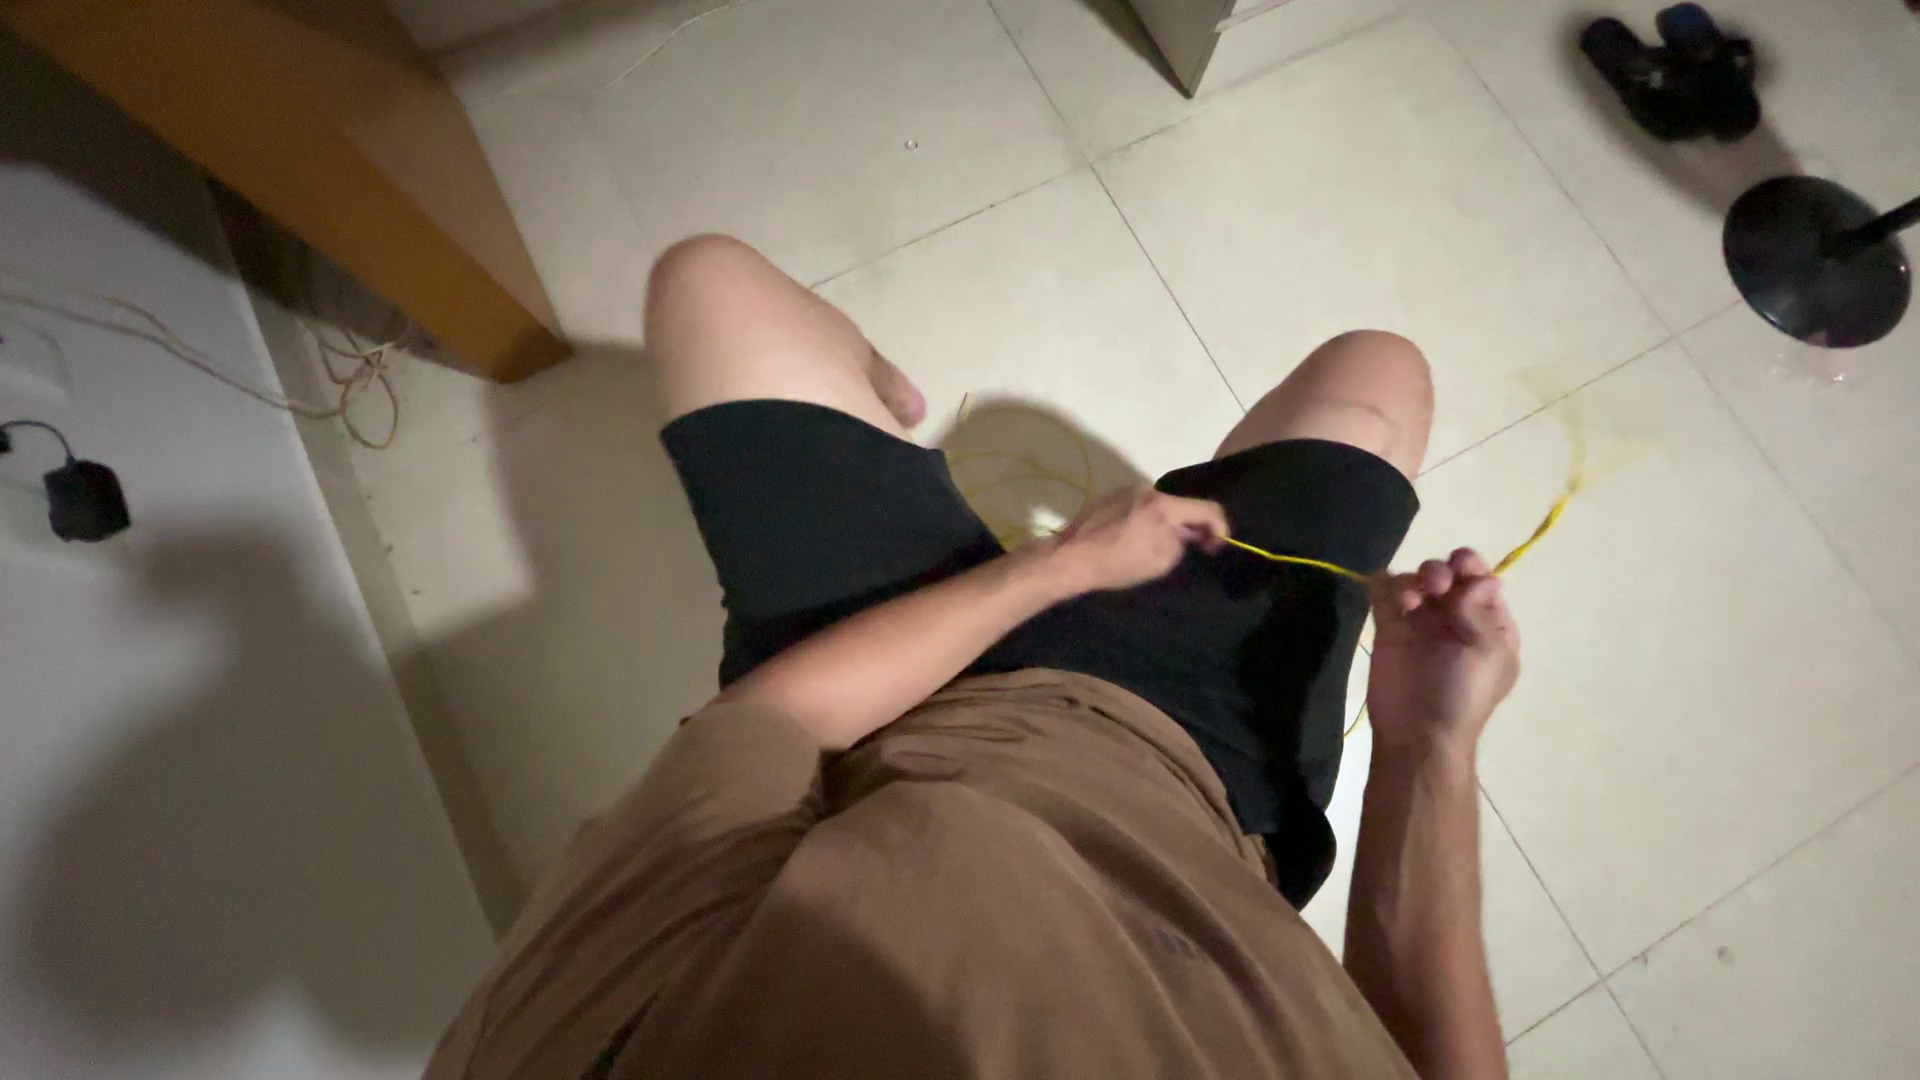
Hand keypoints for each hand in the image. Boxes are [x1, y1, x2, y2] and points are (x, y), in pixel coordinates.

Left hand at [1045, 487, 1227, 592]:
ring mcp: (1126, 489)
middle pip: (1182, 505)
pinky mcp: (1109, 496)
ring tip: (1156, 545)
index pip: (1208, 509)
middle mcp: (1147, 488)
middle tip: (1190, 548)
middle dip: (1190, 526)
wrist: (1069, 557)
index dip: (1221, 529)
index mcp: (1164, 504)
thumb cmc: (1117, 563)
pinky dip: (1145, 519)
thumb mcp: (1161, 562)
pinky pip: (1139, 505)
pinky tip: (1134, 538)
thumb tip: (1187, 535)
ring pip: (1160, 505)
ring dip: (1165, 522)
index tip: (1217, 547)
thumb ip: (1182, 543)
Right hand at [1367, 548, 1519, 757]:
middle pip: (1445, 574)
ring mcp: (1418, 621)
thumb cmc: (1462, 694)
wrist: (1418, 730)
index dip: (1470, 567)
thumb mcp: (1486, 654)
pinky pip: (1383, 593)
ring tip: (1408, 601)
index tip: (1459, 566)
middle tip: (1432, 586)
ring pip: (1413, 579)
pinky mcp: (1387, 626)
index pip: (1481, 580)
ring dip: (1412, 580)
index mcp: (1487, 622)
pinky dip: (1384, 586)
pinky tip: (1392, 602)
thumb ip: (1479, 612)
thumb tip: (1482, 577)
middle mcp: (1453, 616)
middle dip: (1438, 572)